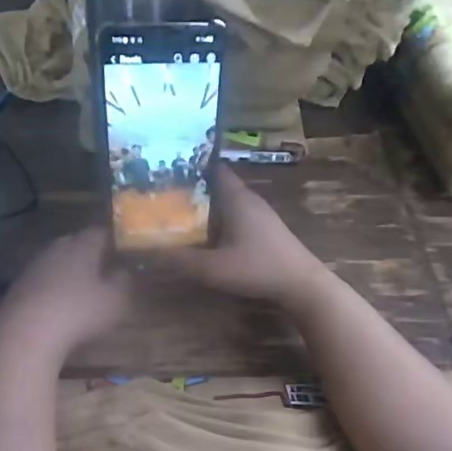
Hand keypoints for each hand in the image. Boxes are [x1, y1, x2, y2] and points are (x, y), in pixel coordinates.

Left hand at [0, 227, 129, 363]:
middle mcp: (57, 248)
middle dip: (90, 253)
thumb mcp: (115, 300)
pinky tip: (59, 303)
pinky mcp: (19, 285)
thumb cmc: (79, 311)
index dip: (113, 239)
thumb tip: (124, 270)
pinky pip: (43, 279)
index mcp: (82, 246)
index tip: (122, 249)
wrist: (26, 332)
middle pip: (76, 243)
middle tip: (104, 267)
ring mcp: (35, 265)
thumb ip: (123, 281)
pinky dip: (54, 286)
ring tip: (83, 287)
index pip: (100, 232)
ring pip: (58, 260)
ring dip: (70, 270)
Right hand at [166, 164, 332, 306]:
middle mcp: (248, 200)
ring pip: (226, 203)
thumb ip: (181, 260)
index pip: (211, 168)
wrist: (302, 285)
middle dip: (190, 189)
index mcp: (237, 198)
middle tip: (161, 194)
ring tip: (175, 213)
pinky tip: (204, 235)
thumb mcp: (214, 268)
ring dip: (204, 207)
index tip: (164, 169)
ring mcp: (259, 215)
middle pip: (216, 185)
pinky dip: (218, 221)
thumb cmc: (258, 268)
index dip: (188, 166)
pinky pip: (235, 217)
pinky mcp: (264, 230)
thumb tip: (149, 252)